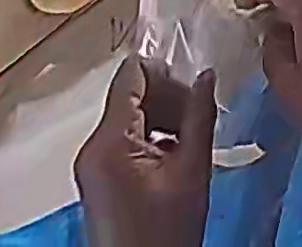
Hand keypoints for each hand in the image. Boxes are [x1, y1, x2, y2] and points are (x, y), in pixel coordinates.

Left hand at [74, 56, 216, 246]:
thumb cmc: (166, 232)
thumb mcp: (192, 170)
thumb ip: (200, 114)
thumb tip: (207, 73)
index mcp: (109, 141)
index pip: (131, 74)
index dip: (165, 71)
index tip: (193, 88)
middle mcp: (93, 146)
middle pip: (132, 92)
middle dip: (169, 96)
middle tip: (198, 115)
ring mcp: (93, 163)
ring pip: (132, 112)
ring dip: (165, 115)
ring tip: (191, 136)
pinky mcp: (100, 176)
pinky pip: (128, 136)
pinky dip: (154, 134)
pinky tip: (177, 153)